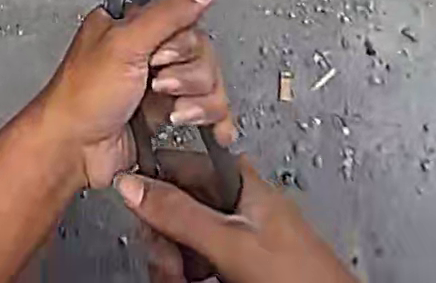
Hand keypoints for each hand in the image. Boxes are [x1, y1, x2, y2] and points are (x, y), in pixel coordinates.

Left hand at [32, 0, 234, 189]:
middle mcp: (148, 49)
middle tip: (157, 84)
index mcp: (133, 23)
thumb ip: (167, 14)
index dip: (179, 43)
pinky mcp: (168, 112)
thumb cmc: (83, 95)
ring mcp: (159, 82)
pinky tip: (210, 130)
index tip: (159, 56)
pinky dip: (212, 119)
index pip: (184, 20)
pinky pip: (208, 108)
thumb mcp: (125, 44)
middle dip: (186, 76)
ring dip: (195, 101)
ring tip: (168, 111)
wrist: (75, 149)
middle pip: (202, 52)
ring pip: (209, 81)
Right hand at [121, 152, 356, 282]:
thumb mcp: (232, 243)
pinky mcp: (237, 263)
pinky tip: (191, 282)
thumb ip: (180, 212)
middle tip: (168, 264)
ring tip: (180, 278)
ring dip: (172, 262)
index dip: (154, 188)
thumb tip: (132, 183)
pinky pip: (196, 259)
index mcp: (236, 177)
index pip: (175, 164)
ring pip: (182, 236)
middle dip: (164, 237)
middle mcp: (234, 199)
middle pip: (175, 204)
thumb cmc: (303, 280)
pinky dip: (186, 273)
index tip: (142, 215)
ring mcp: (236, 234)